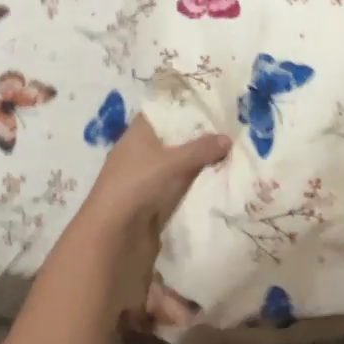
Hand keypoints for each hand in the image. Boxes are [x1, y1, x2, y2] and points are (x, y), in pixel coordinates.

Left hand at [78, 114, 230, 236]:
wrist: (114, 237)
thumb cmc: (138, 184)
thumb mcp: (173, 162)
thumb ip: (201, 149)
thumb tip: (228, 138)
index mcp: (138, 133)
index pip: (162, 112)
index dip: (184, 108)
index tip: (210, 106)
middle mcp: (140, 152)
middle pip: (173, 139)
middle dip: (197, 138)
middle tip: (229, 132)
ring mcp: (145, 178)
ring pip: (177, 164)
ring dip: (197, 164)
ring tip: (230, 155)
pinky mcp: (152, 201)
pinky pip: (178, 186)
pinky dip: (193, 185)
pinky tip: (216, 182)